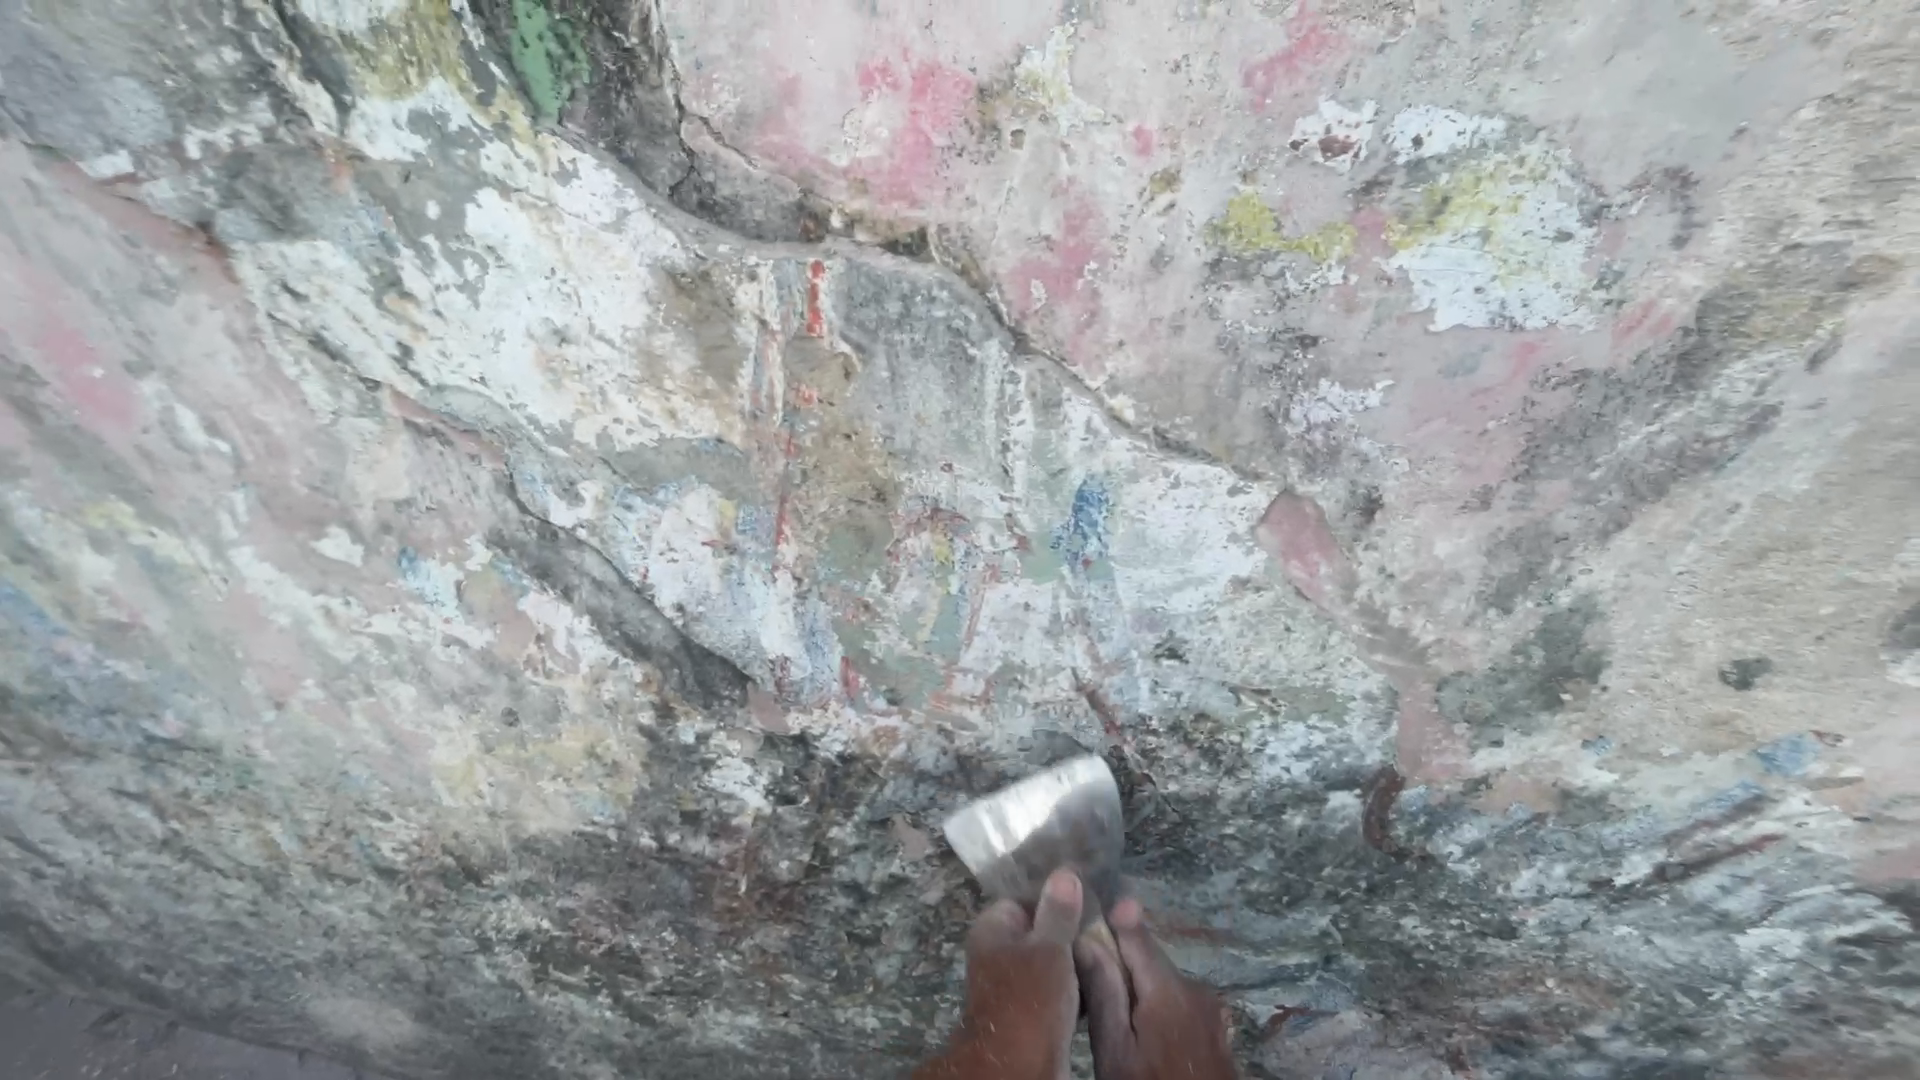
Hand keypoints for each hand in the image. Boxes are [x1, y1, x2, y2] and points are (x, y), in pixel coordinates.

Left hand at [914, 869, 1084, 1079]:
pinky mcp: (1033, 1012)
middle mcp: (999, 953)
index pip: (1024, 897)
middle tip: (1105, 920)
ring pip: (1052, 960)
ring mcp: (1016, 984)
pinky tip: (1104, 979)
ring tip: (1110, 946)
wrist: (1018, 1069)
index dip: (1055, 894)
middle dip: (1071, 928)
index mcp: (993, 929)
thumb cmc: (1028, 1000)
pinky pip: (1059, 988)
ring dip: (1077, 958)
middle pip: (1040, 929)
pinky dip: (1077, 984)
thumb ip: (1058, 912)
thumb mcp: (1048, 948)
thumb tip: (1065, 871)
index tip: (1088, 891)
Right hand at [1073, 896, 1236, 1079]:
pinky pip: (1177, 1000)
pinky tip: (1140, 1026)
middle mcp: (1195, 987)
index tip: (1086, 901)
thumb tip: (1084, 938)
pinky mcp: (1215, 1027)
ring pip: (1162, 980)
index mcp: (1169, 989)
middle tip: (1088, 967)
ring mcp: (1210, 1009)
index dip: (1111, 918)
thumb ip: (1103, 993)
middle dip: (1121, 960)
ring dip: (1138, 985)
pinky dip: (1156, 1004)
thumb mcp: (1115, 1053)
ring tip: (1111, 1002)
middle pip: (1148, 958)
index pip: (1135, 932)